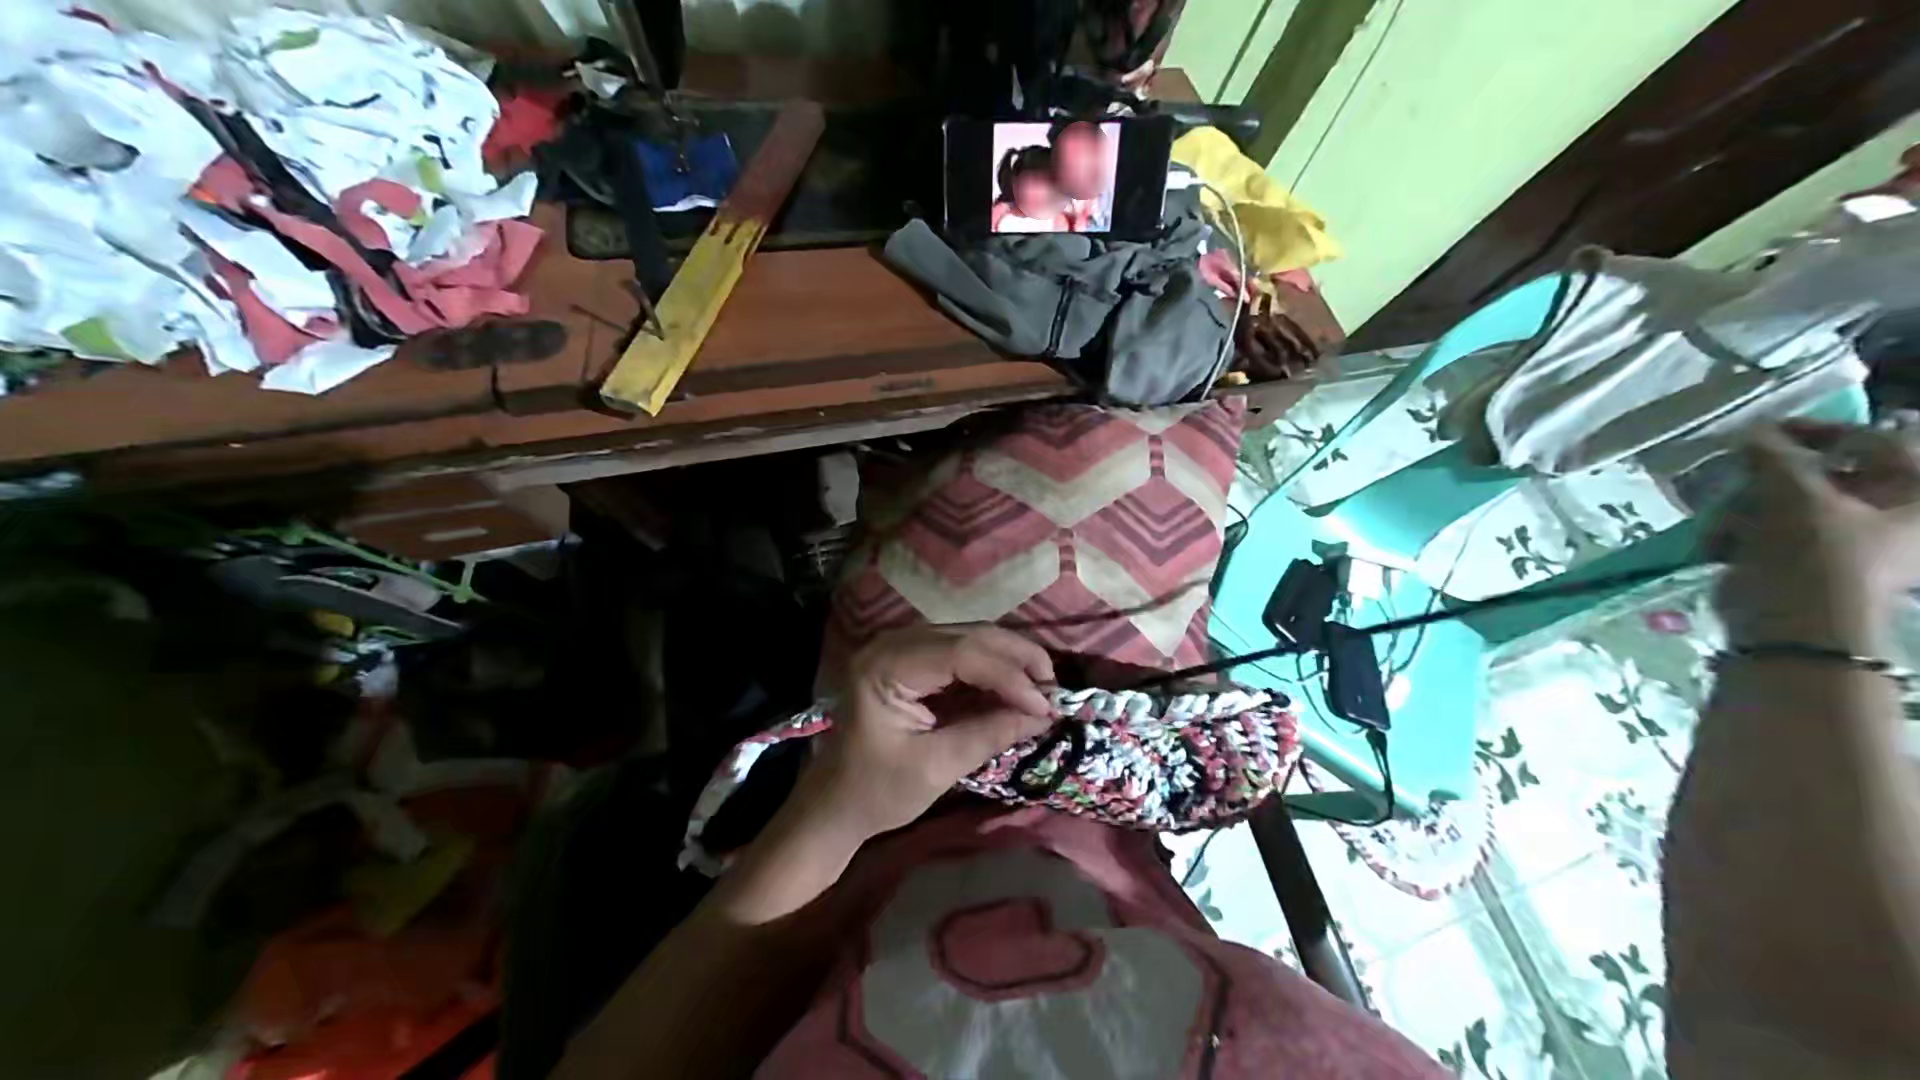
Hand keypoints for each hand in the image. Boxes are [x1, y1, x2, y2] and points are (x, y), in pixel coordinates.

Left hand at [794, 626, 1056, 842]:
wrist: (835, 804)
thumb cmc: (876, 791)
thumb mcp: (936, 767)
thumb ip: (989, 734)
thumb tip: (1046, 715)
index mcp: (886, 666)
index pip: (961, 653)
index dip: (1008, 674)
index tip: (1045, 704)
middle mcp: (893, 643)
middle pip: (969, 635)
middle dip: (1017, 658)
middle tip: (1054, 688)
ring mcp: (902, 648)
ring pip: (970, 638)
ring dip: (1009, 660)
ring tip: (1042, 689)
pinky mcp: (913, 661)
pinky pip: (962, 654)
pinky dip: (993, 670)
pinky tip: (1017, 689)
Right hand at [1714, 421, 1919, 648]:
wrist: (1792, 625)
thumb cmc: (1814, 553)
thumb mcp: (1794, 494)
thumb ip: (1772, 455)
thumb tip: (1749, 430)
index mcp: (1919, 497)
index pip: (1877, 442)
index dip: (1821, 431)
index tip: (1765, 430)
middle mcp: (1895, 516)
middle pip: (1824, 474)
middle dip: (1769, 480)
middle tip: (1737, 481)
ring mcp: (1849, 542)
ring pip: (1786, 503)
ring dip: (1746, 510)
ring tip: (1727, 526)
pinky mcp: (1808, 562)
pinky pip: (1769, 531)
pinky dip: (1740, 533)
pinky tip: (1724, 545)